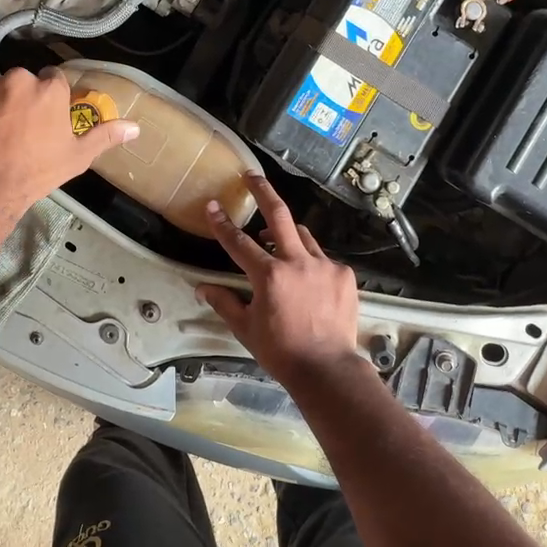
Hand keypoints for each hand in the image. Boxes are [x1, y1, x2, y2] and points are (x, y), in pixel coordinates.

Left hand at [0, 67, 137, 223]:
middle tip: (19, 129)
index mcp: (50, 89)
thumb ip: (105, 136)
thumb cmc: (35, 172)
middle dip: (22, 99)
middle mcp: (19, 79)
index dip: (50, 99)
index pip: (54, 80)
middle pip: (24, 82)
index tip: (46, 118)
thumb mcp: (77, 157)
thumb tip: (136, 127)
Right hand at [195, 176, 363, 387]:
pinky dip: (311, 262)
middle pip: (278, 214)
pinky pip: (323, 258)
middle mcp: (297, 261)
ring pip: (302, 235)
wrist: (327, 369)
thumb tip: (203, 289)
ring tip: (277, 239)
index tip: (212, 205)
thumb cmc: (281, 352)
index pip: (238, 242)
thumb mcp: (246, 330)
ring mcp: (323, 265)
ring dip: (287, 233)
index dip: (222, 223)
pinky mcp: (343, 274)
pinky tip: (307, 278)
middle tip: (251, 177)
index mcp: (269, 275)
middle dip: (263, 191)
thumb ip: (225, 303)